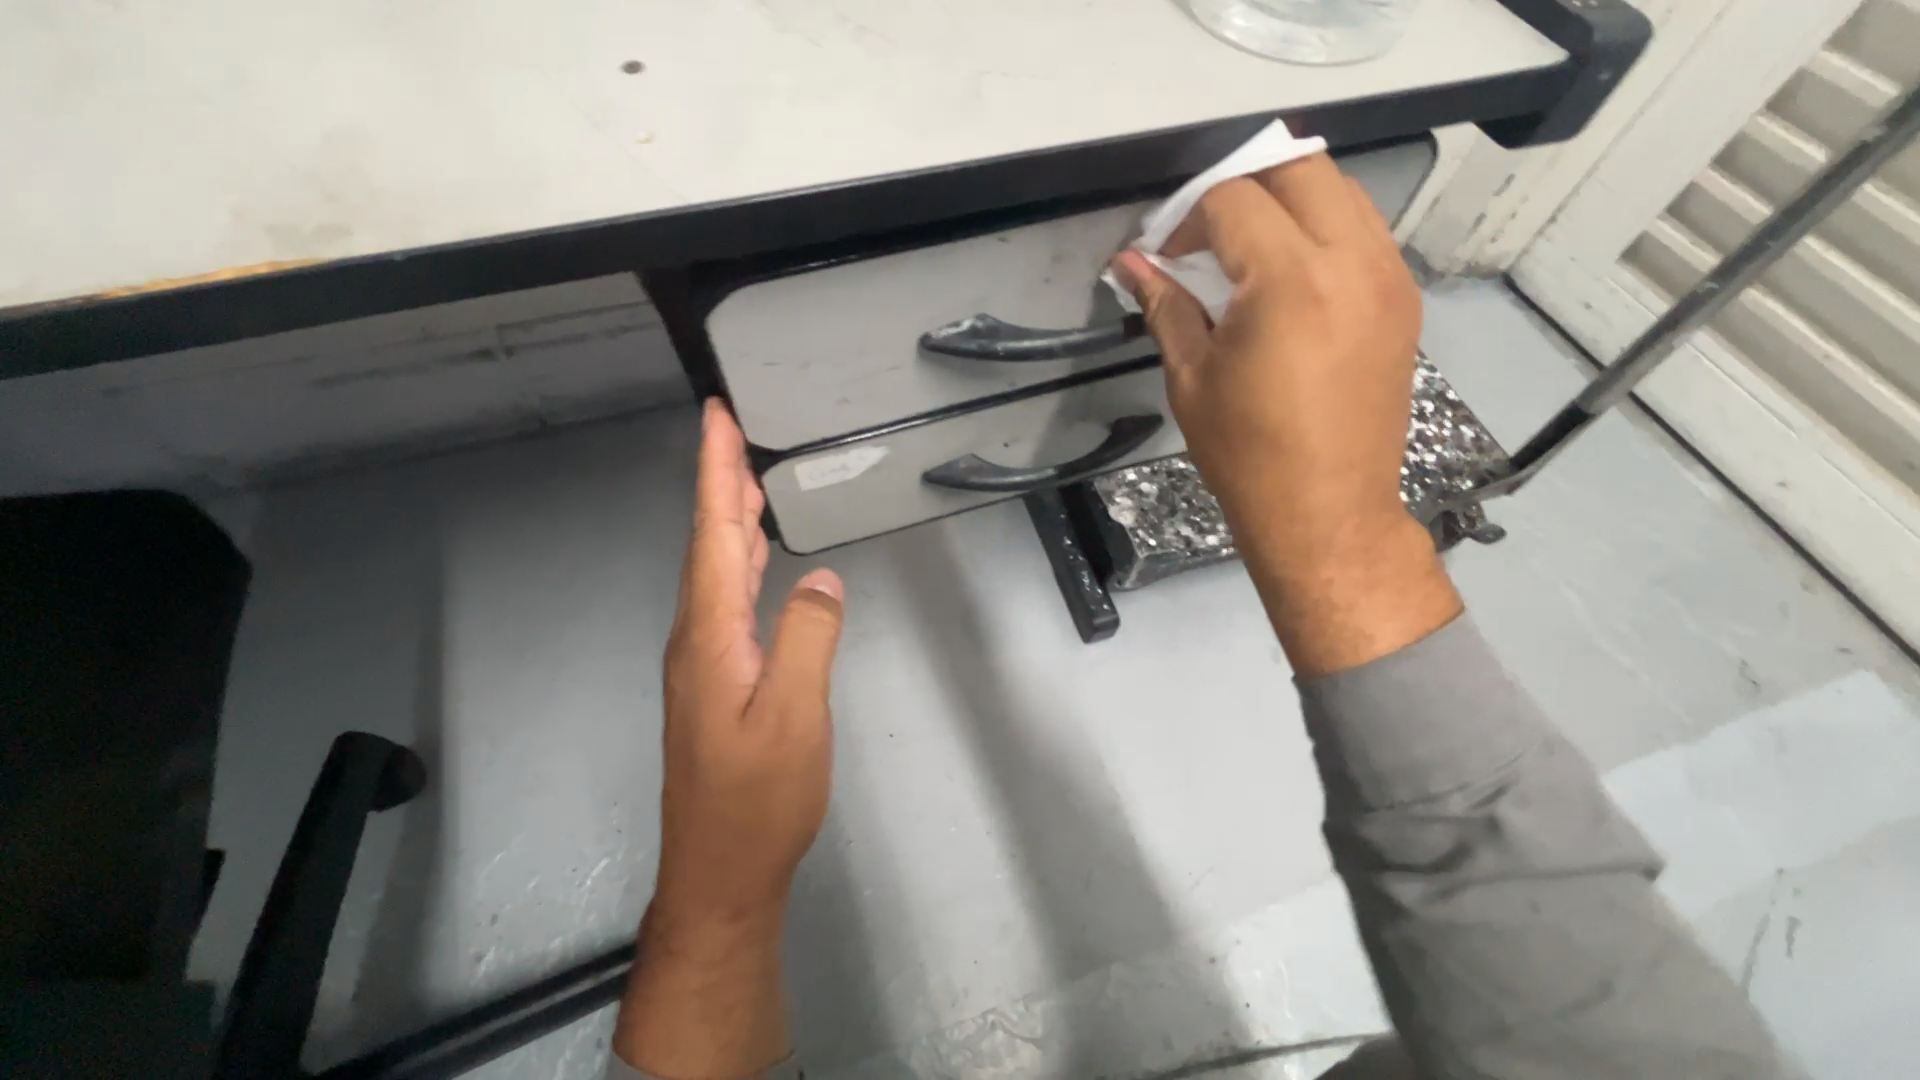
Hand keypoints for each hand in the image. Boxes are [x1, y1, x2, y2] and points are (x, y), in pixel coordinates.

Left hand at [614, 398, 845, 1079]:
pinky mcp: (717, 683)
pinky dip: (738, 564)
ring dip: (728, 521)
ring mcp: (704, 662)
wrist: (722, 871)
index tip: (715, 416)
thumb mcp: (794, 715)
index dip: (713, 471)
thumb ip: (808, 637)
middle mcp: (698, 637)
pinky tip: (754, 563)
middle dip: (719, 483)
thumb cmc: (758, 797)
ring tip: (747, 481)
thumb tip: (819, 578)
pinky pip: (726, 601)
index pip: (712, 534)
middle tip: (734, 432)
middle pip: (708, 544)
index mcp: (711, 633)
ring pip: (715, 573)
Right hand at [1112, 154, 1459, 675]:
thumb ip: (1164, 305)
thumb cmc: (1247, 454)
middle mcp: (1351, 262)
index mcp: (1289, 282)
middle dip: (1243, 183)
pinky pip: (1364, 230)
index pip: (1234, 200)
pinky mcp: (1403, 300)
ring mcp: (1389, 277)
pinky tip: (1291, 271)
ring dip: (1288, 198)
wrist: (1326, 512)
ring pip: (1341, 189)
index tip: (1167, 256)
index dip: (1188, 217)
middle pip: (1298, 168)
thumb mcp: (1191, 377)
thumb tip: (1128, 263)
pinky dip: (1323, 227)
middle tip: (1207, 230)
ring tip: (1248, 245)